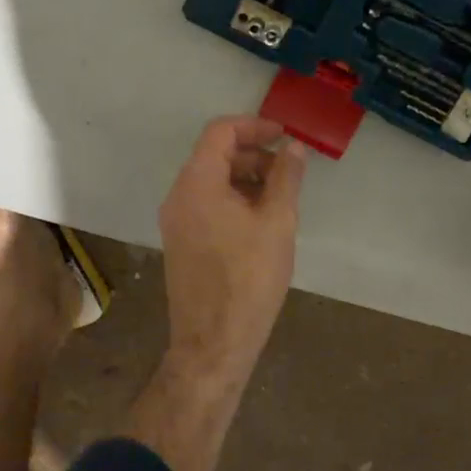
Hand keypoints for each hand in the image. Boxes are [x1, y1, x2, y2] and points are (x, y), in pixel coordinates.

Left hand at [158, 115, 307, 384]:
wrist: (214, 345)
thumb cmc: (248, 279)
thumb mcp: (277, 222)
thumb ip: (286, 177)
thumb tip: (294, 147)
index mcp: (197, 183)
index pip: (220, 132)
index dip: (254, 126)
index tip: (284, 136)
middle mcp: (179, 196)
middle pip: (215, 154)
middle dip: (254, 154)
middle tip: (289, 170)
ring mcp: (177, 221)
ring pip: (213, 180)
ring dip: (247, 177)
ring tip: (281, 198)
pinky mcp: (182, 242)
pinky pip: (207, 203)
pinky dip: (235, 199)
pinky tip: (263, 221)